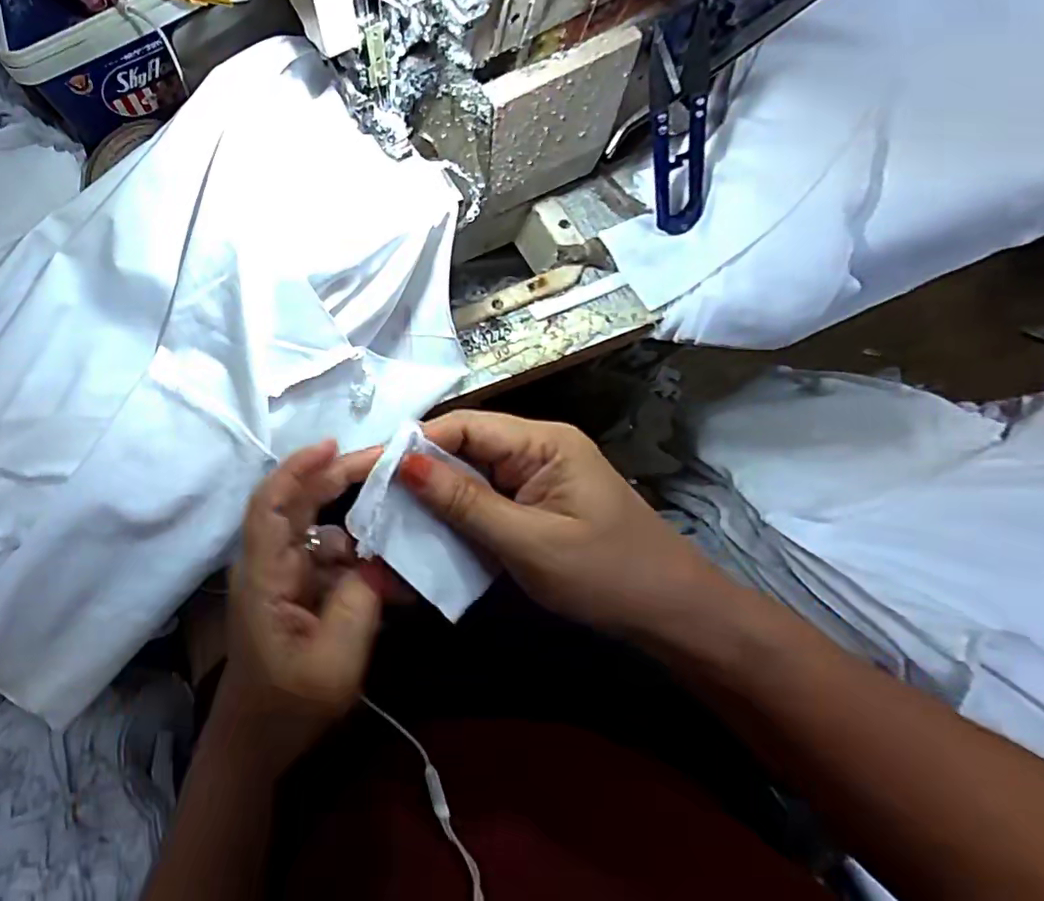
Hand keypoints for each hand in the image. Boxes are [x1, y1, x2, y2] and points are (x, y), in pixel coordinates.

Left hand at [218, 439, 384, 773]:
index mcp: (264, 573)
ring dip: (357, 528)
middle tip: (385, 464)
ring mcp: (282, 577)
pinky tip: (392, 576)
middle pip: (298, 505)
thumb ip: (361, 601)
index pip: (271, 504)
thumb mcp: (335, 659)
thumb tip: (380, 559)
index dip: (297, 468)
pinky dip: (358, 562)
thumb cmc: (288, 705)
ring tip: (401, 527)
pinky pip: (328, 562)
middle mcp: (268, 564)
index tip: (334, 445)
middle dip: (338, 479)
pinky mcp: (296, 592)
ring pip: (318, 532)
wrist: (257, 742)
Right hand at [399, 410, 724, 634]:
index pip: (462, 427)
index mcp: (541, 441)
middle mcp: (534, 448)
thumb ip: (464, 502)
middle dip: (416, 472)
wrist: (675, 617)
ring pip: (467, 474)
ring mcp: (533, 476)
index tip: (369, 471)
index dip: (413, 445)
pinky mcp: (531, 504)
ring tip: (387, 516)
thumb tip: (403, 465)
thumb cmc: (608, 575)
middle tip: (370, 499)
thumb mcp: (529, 542)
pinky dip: (453, 515)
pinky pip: (482, 499)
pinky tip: (425, 532)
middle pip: (460, 447)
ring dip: (431, 496)